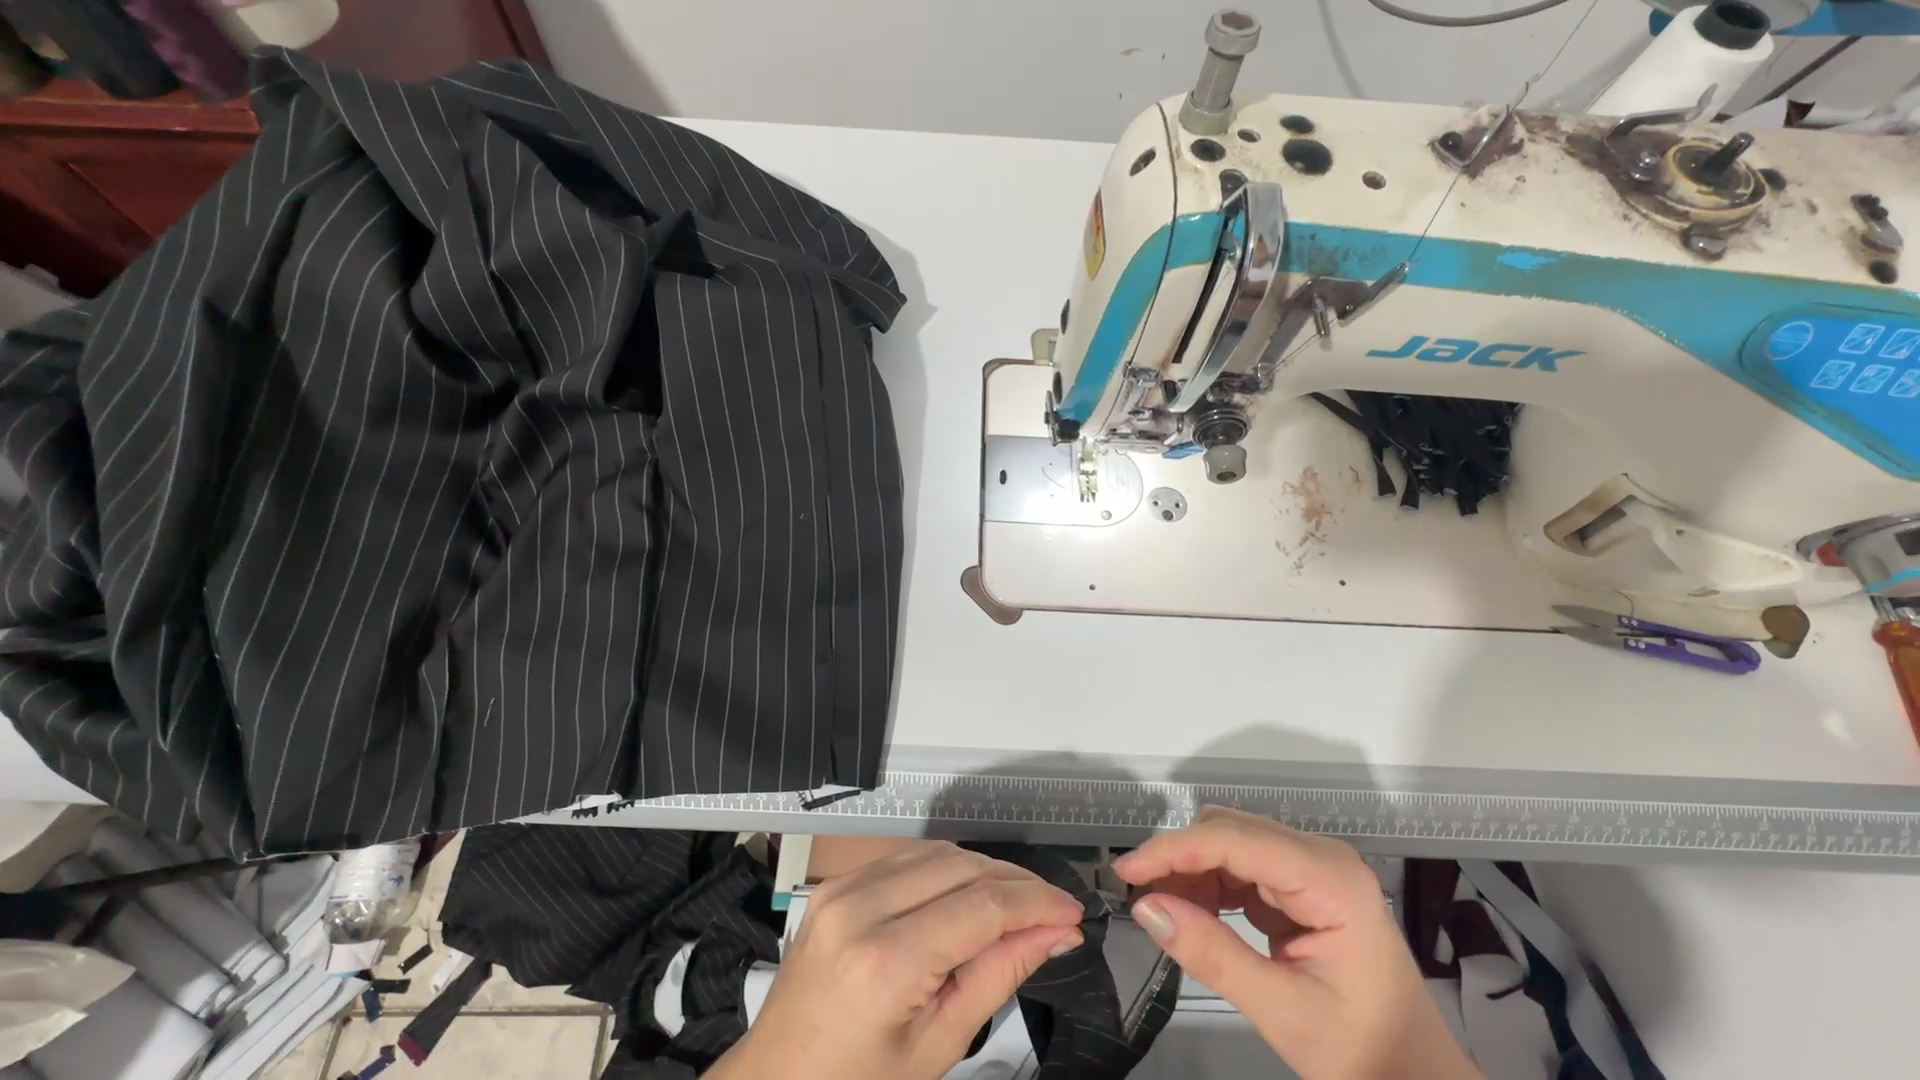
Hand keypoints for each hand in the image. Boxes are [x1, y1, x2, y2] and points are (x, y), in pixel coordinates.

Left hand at [708, 841, 1085, 1079]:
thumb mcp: (938, 1045)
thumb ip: (998, 977)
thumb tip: (1054, 933)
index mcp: (884, 961)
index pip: (981, 905)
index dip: (1036, 902)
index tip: (1072, 912)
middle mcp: (858, 909)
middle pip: (961, 866)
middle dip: (1016, 882)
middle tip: (1053, 912)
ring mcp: (840, 890)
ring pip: (935, 852)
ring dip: (984, 870)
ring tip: (1018, 905)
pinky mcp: (833, 886)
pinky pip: (904, 858)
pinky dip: (946, 868)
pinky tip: (968, 895)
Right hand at [1115, 807, 1480, 1079]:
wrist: (1414, 1079)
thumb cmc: (1361, 1052)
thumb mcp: (1282, 1011)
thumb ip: (1212, 955)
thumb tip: (1145, 907)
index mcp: (1330, 880)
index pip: (1235, 840)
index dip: (1175, 849)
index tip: (1125, 872)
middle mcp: (1322, 858)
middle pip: (1231, 832)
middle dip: (1179, 858)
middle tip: (1137, 897)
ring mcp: (1314, 870)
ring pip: (1231, 845)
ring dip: (1191, 871)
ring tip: (1161, 911)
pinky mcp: (1304, 888)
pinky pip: (1243, 868)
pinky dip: (1210, 886)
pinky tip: (1191, 915)